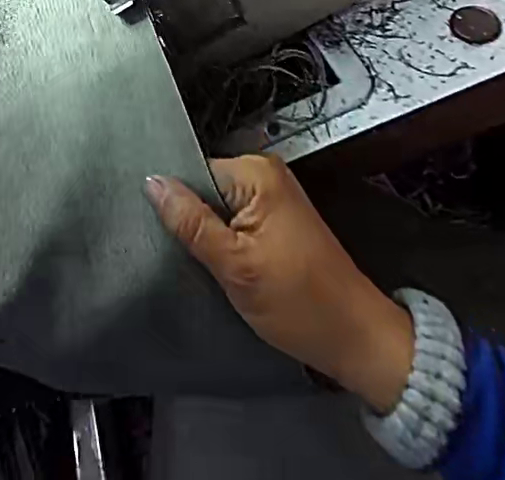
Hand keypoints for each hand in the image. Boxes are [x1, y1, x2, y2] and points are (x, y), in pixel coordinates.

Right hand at [146, 156, 412, 412]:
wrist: (351, 333)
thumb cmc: (299, 301)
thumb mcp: (234, 265)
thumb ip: (191, 221)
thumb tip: (153, 182)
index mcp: (257, 172)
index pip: (195, 171)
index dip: (175, 201)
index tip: (159, 230)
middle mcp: (266, 173)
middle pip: (205, 186)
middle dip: (190, 218)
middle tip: (181, 253)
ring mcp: (273, 194)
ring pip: (217, 205)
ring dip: (205, 232)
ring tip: (200, 261)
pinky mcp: (275, 216)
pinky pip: (233, 217)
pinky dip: (222, 239)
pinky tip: (219, 262)